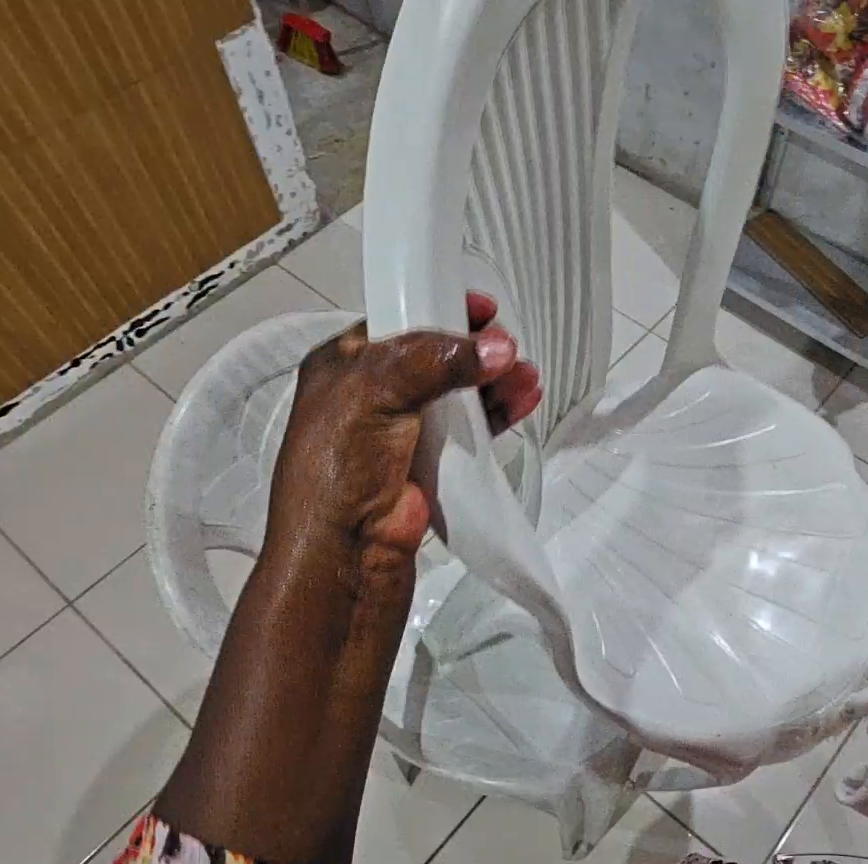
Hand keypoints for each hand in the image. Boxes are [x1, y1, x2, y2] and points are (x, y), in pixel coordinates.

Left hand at [263, 292, 540, 592]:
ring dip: (494, 383)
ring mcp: (403, 434)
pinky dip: (498, 415)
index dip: (438, 309)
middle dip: (476, 351)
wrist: (345, 552)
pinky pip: (471, 433)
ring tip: (526, 377)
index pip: (397, 325)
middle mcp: (372, 397)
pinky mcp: (431, 466)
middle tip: (509, 348)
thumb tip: (500, 348)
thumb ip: (435, 362)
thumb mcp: (374, 392)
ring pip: (459, 396)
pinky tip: (522, 400)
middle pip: (436, 359)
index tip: (480, 307)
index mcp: (342, 368)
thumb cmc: (341, 465)